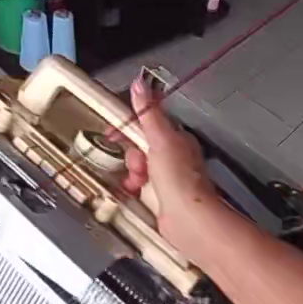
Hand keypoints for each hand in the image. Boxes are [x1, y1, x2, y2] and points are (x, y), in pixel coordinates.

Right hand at [116, 77, 226, 256]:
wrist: (188, 219)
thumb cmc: (182, 181)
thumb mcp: (160, 139)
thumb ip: (149, 113)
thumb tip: (140, 85)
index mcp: (177, 139)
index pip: (149, 125)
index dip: (129, 127)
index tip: (114, 132)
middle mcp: (175, 158)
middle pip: (140, 148)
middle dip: (132, 156)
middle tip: (137, 164)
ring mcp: (169, 179)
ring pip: (139, 169)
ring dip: (132, 174)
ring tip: (138, 181)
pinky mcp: (162, 198)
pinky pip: (140, 188)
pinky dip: (135, 189)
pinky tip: (137, 192)